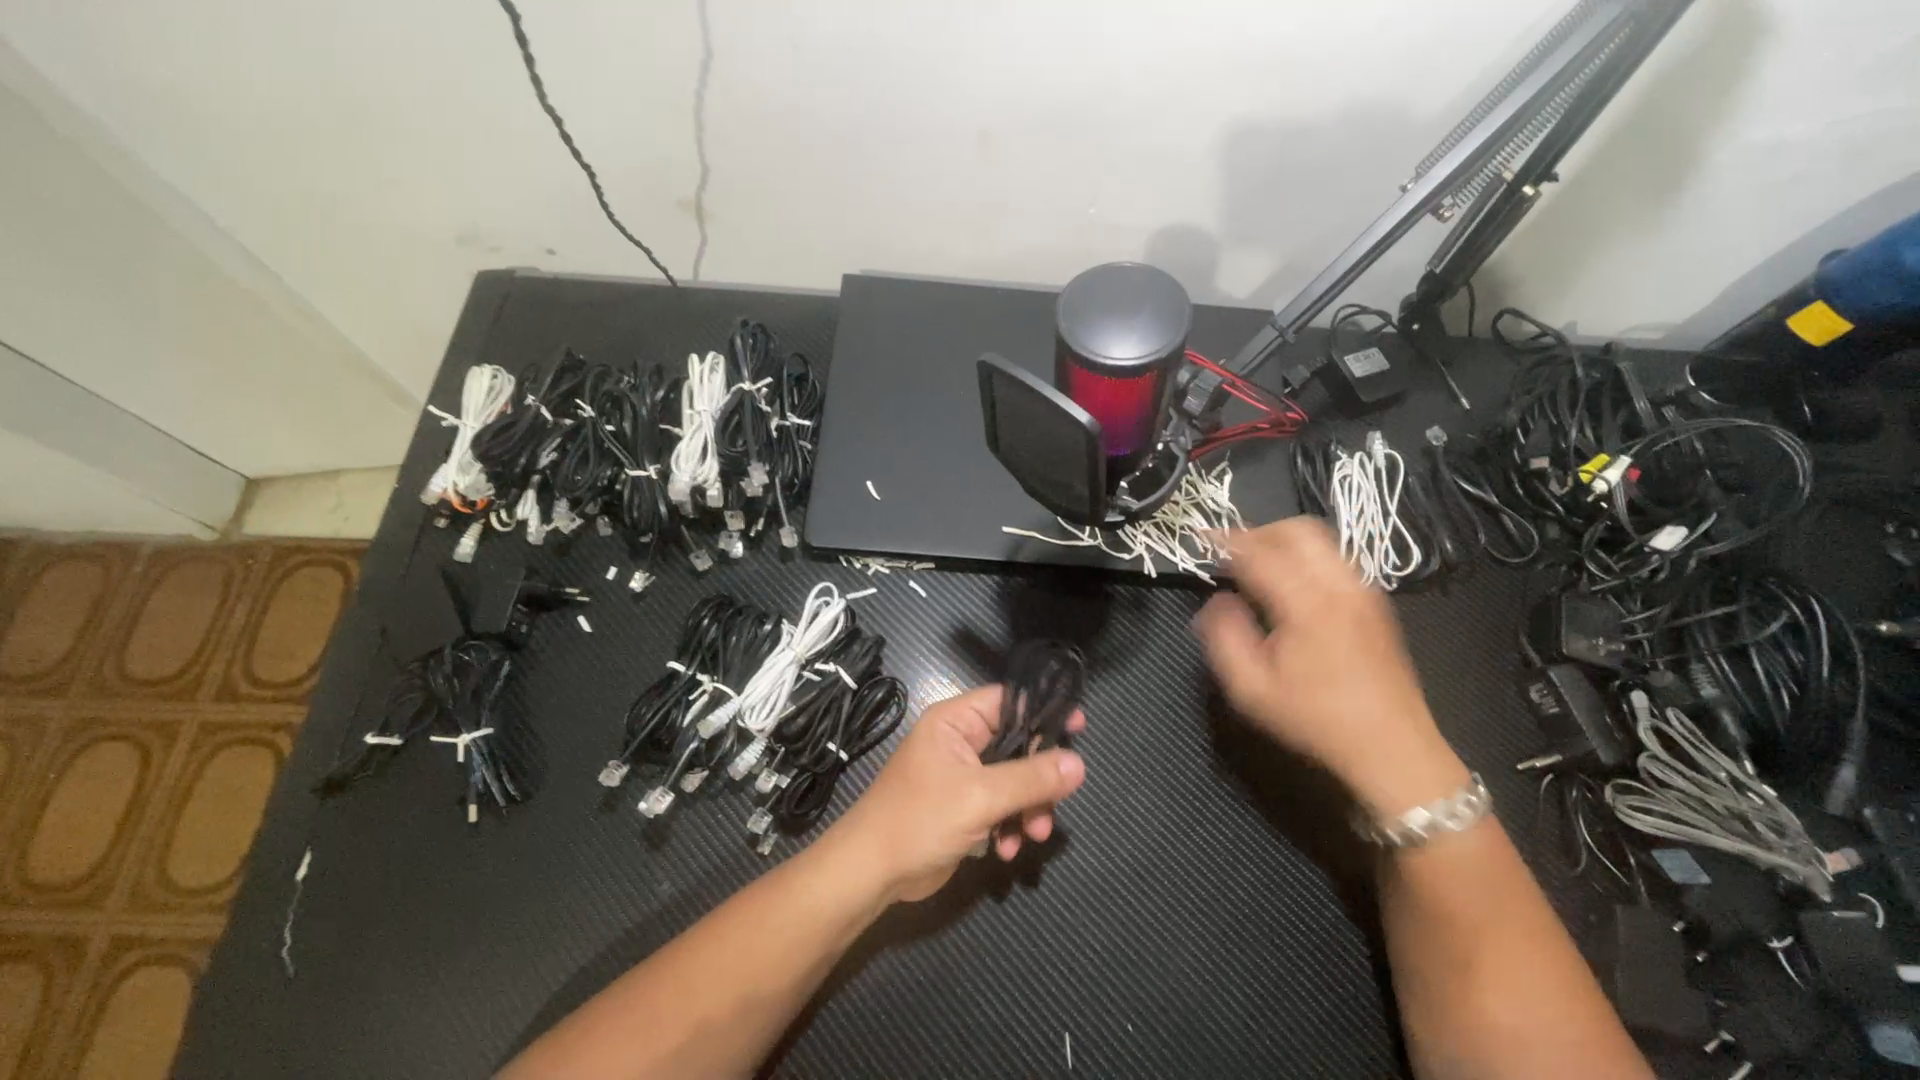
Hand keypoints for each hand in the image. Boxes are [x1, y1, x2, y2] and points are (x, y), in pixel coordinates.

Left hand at [827, 685, 1086, 902]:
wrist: (872, 872)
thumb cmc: (919, 820)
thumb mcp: (980, 797)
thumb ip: (1032, 779)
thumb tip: (1079, 764)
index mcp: (955, 722)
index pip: (1009, 701)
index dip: (1044, 712)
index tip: (1079, 727)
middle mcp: (960, 743)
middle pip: (1018, 745)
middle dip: (1038, 778)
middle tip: (1053, 804)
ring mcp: (961, 777)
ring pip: (1015, 781)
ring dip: (1028, 808)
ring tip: (1031, 835)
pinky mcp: (963, 808)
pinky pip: (1001, 807)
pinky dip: (1010, 826)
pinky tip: (1006, 850)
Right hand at [1193, 518, 1467, 813]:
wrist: (1391, 747)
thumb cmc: (1315, 720)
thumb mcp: (1251, 690)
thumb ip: (1224, 637)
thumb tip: (1215, 601)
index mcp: (1305, 602)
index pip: (1258, 551)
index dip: (1225, 540)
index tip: (1200, 539)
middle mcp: (1339, 584)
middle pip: (1297, 529)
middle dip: (1259, 532)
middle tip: (1230, 550)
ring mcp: (1364, 590)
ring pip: (1321, 540)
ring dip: (1284, 542)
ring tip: (1257, 564)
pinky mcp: (1376, 603)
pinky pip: (1336, 559)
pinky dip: (1306, 557)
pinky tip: (1291, 586)